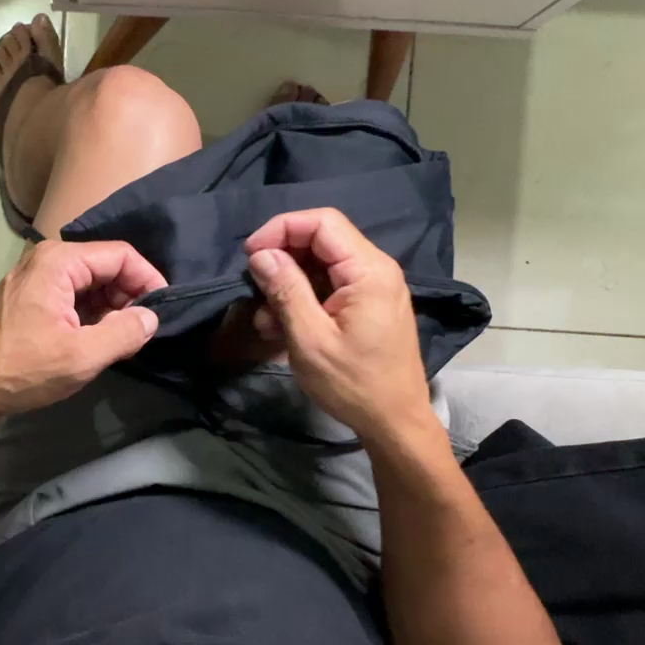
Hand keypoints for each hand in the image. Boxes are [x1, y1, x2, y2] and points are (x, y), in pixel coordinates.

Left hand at [0, 241, 165, 439]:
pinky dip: (89, 312)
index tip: (162, 310)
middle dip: (129, 294)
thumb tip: (151, 317)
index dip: (148, 279)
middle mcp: (44, 259)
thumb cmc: (21, 370)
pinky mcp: (25, 297)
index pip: (120, 255)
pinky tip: (96, 338)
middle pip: (104, 265)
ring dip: (110, 306)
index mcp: (58, 262)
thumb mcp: (82, 357)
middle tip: (142, 329)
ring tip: (122, 338)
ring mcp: (31, 277)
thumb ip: (124, 333)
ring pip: (87, 282)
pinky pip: (68, 294)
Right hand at [243, 208, 436, 440]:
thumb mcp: (310, 339)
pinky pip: (328, 287)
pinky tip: (280, 327)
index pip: (322, 222)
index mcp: (368, 271)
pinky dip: (301, 300)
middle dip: (282, 259)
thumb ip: (286, 291)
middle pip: (321, 240)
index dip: (281, 229)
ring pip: (320, 265)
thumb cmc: (353, 383)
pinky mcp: (366, 306)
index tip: (251, 255)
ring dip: (287, 285)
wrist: (393, 422)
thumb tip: (262, 255)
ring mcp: (372, 288)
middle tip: (254, 288)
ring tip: (265, 320)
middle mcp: (375, 270)